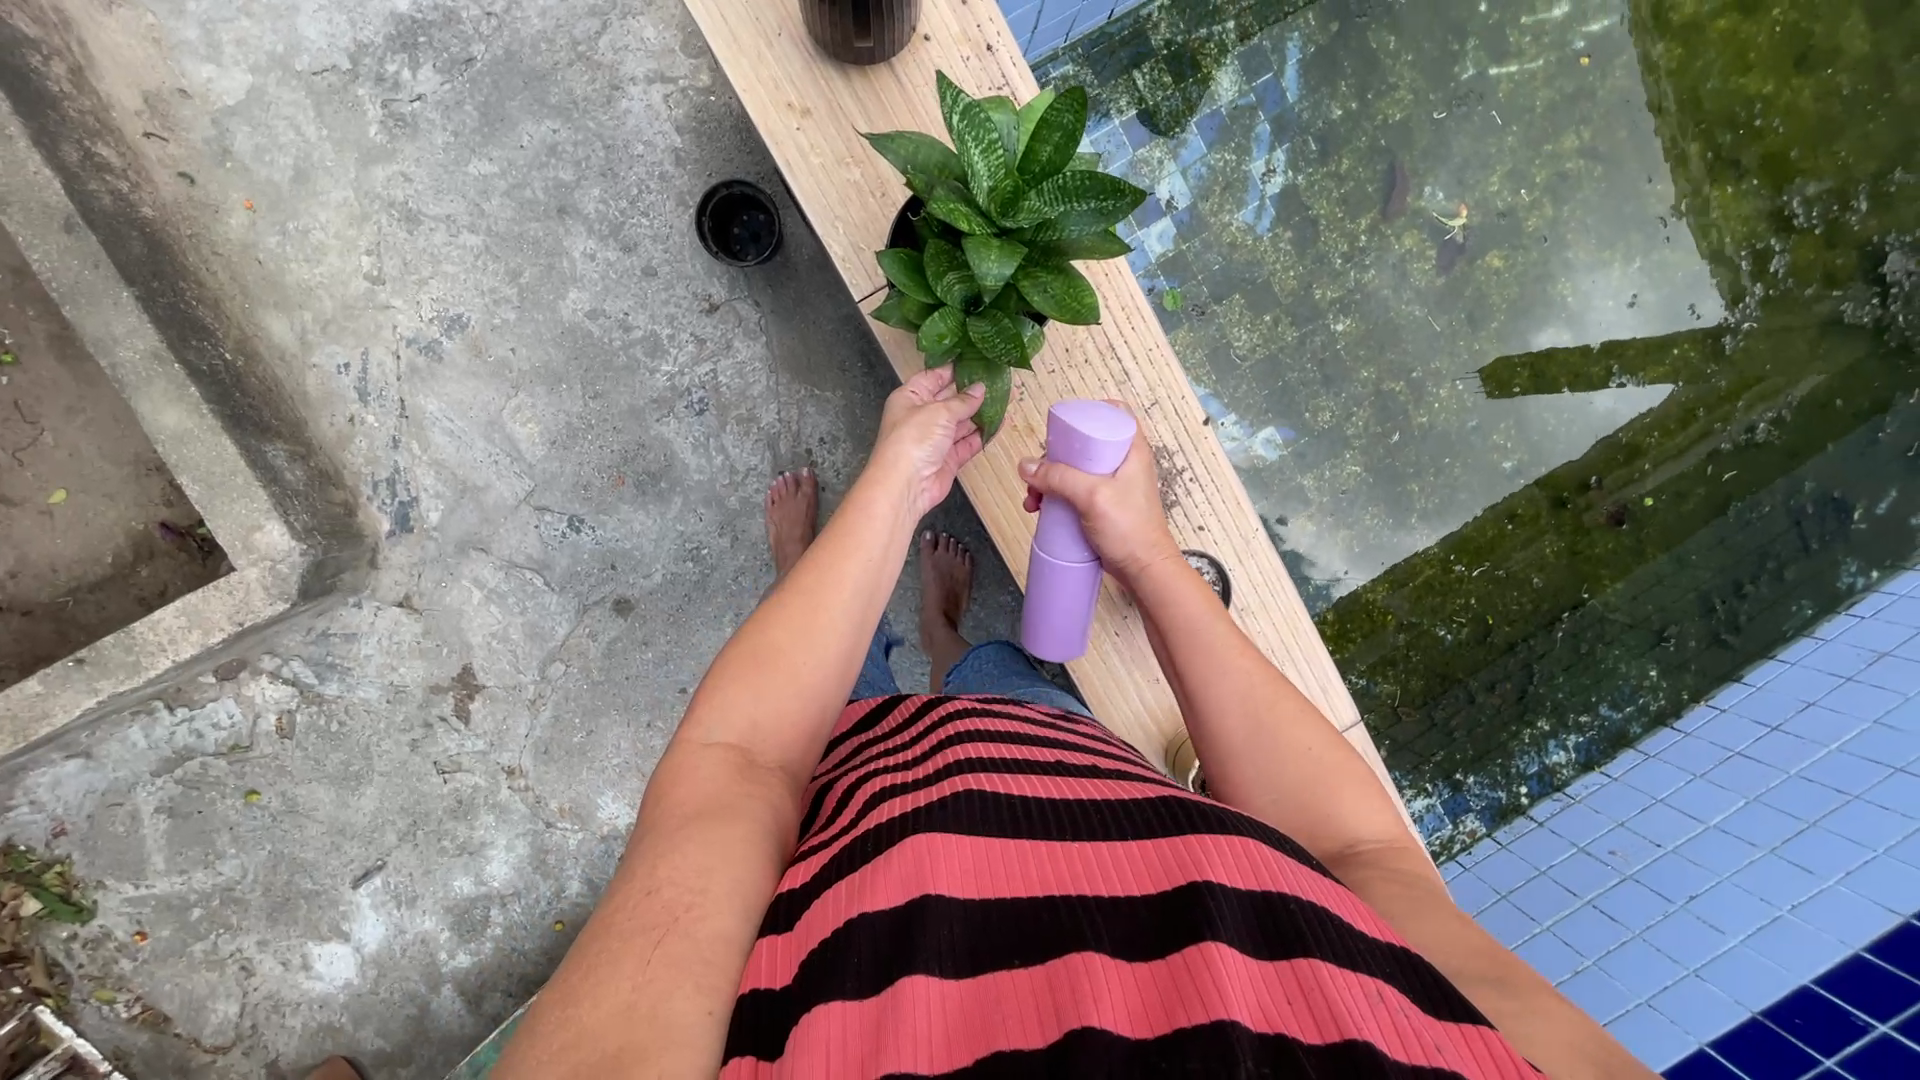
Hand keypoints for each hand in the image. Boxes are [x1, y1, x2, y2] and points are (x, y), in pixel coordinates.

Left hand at [872, 367, 987, 519]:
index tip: (974, 362)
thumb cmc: (913, 439)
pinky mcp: (947, 459)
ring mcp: (934, 439)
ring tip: (1003, 400)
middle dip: (970, 393)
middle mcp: (920, 417)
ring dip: (979, 414)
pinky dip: (981, 435)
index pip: (931, 378)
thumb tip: (980, 389)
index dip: (951, 370)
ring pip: (960, 423)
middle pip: (948, 400)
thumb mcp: (939, 411)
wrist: (906, 484)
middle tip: (995, 381)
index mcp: (909, 398)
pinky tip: (998, 424)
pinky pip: (967, 443)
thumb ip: (962, 401)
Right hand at [1020, 413, 1182, 586]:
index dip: (1088, 413)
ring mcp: (1112, 486)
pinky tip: (1041, 509)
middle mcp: (1123, 463)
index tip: (1062, 427)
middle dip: (1055, 457)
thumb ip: (1059, 478)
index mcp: (1131, 450)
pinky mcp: (1102, 506)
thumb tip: (1026, 466)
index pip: (1113, 414)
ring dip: (1050, 480)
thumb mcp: (1092, 496)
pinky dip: (1056, 497)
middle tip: (1038, 474)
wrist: (1143, 570)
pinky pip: (1074, 493)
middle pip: (1083, 444)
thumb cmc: (1130, 530)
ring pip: (1074, 471)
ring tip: (1034, 499)